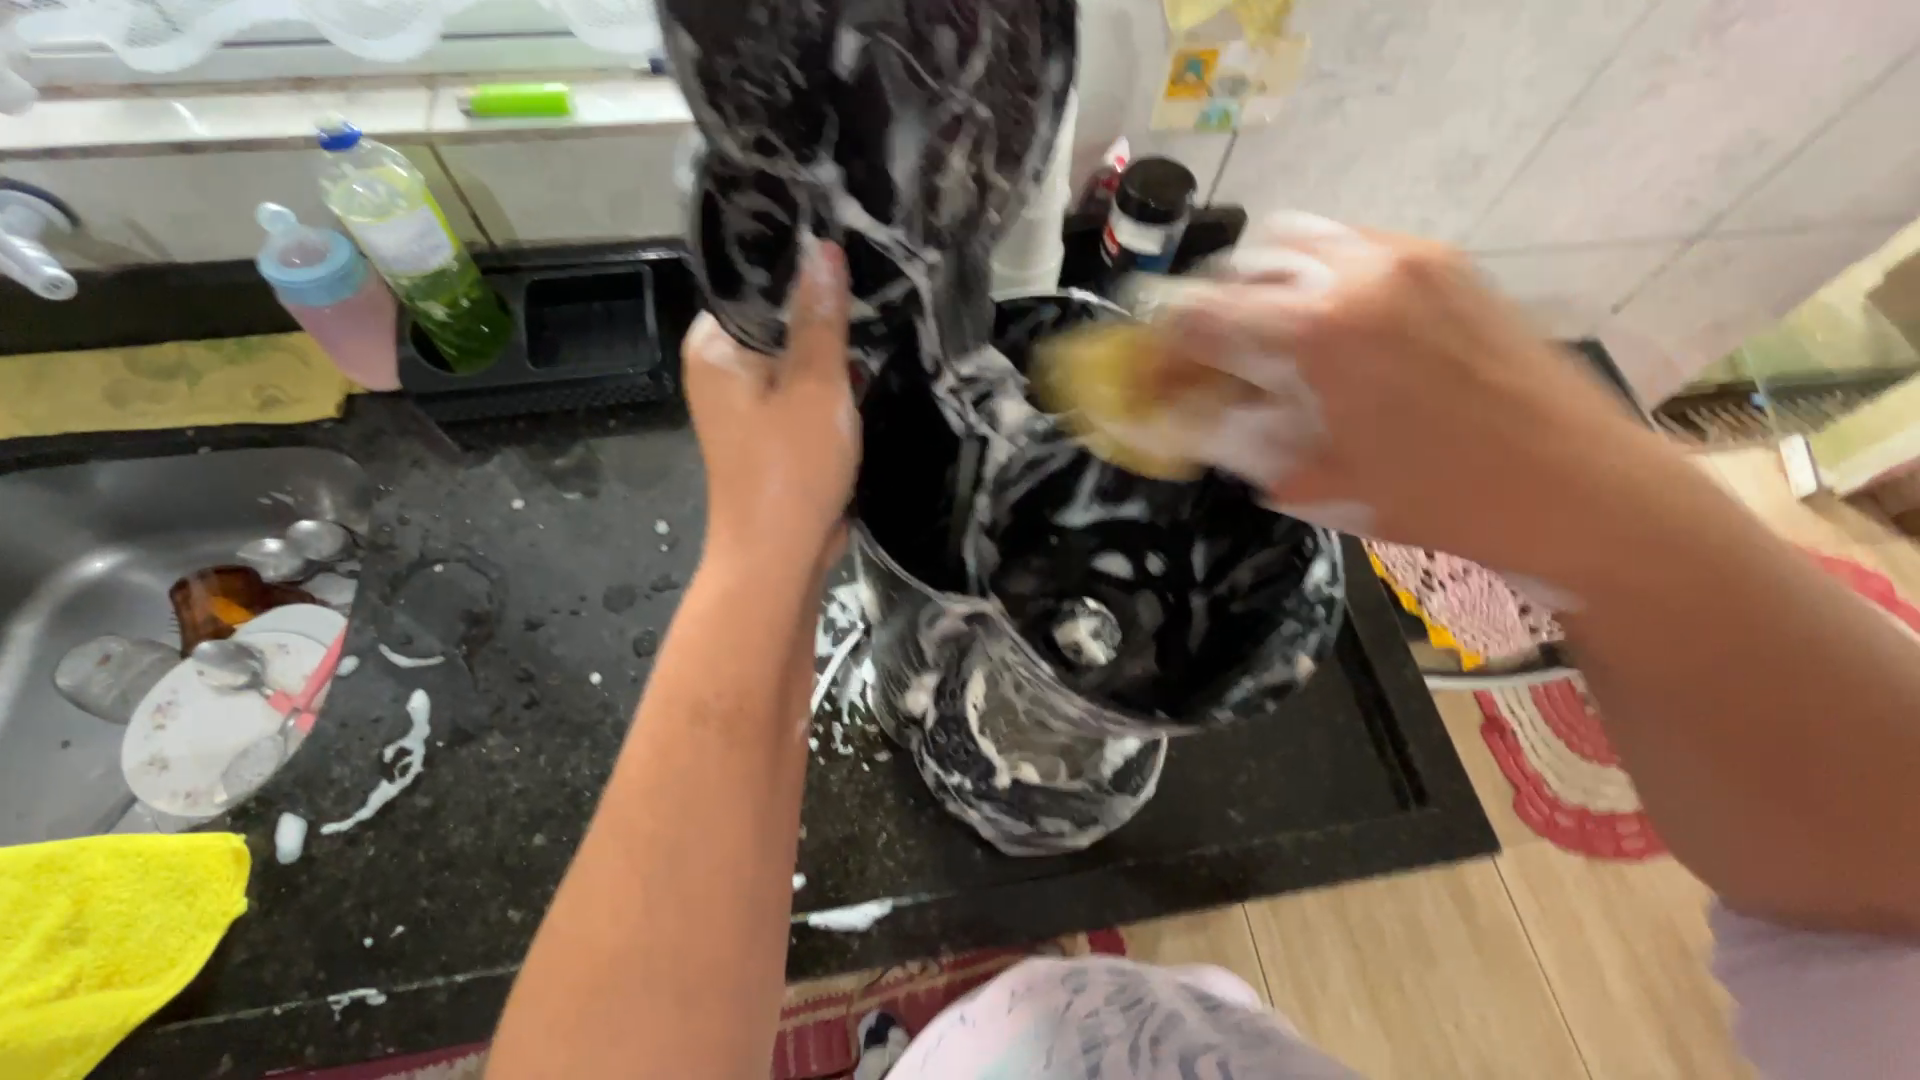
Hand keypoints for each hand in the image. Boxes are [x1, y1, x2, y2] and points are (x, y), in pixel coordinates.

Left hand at [684, 237, 857, 571]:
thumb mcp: (815, 385)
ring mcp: (747, 404)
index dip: (801, 267)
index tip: (848, 248)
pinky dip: (831, 386)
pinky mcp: (773, 433)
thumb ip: (821, 318)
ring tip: (877, 324)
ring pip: (796, 359)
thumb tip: (822, 250)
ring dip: (832, 353)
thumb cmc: (791, 468)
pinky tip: (865, 373)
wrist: (780, 558)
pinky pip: (803, 392)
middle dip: (824, 313)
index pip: (754, 285)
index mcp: (714, 348)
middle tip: (876, 285)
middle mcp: (722, 369)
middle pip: (777, 321)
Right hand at [1167, 212, 1668, 577]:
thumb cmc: (1435, 500)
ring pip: (1301, 243)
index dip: (1160, 344)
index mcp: (1319, 328)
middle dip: (1211, 308)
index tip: (1147, 369)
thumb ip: (1234, 438)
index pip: (1202, 315)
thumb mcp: (1313, 480)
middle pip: (1246, 263)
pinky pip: (1354, 249)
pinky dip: (1318, 279)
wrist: (1577, 490)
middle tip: (1206, 357)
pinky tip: (1330, 330)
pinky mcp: (1446, 262)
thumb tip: (1175, 418)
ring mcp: (1408, 256)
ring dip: (1264, 285)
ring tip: (1265, 337)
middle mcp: (1357, 270)